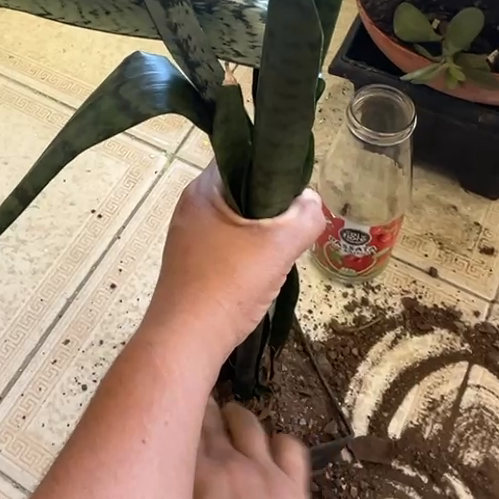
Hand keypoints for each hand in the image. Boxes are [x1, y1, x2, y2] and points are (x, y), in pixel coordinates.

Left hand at [144, 163, 324, 359]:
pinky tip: (262, 273)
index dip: (274, 168)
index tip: (298, 190)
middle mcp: (191, 207)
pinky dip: (247, 253)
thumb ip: (305, 218)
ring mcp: (188, 236)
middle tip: (295, 224)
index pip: (243, 158)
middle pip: (242, 191)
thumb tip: (313, 201)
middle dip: (272, 207)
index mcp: (203, 190)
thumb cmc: (228, 285)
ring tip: (282, 251)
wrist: (186, 341)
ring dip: (262, 234)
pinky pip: (226, 245)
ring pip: (237, 221)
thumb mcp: (278, 247)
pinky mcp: (190, 263)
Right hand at [180, 402, 315, 498]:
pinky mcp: (292, 486)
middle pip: (211, 416)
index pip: (181, 425)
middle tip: (195, 412)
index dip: (176, 416)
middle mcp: (227, 464)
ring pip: (247, 422)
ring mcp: (262, 472)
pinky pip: (289, 446)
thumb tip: (163, 483)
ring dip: (236, 418)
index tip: (172, 414)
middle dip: (202, 410)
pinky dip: (279, 442)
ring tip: (231, 419)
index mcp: (192, 477)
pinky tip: (270, 448)